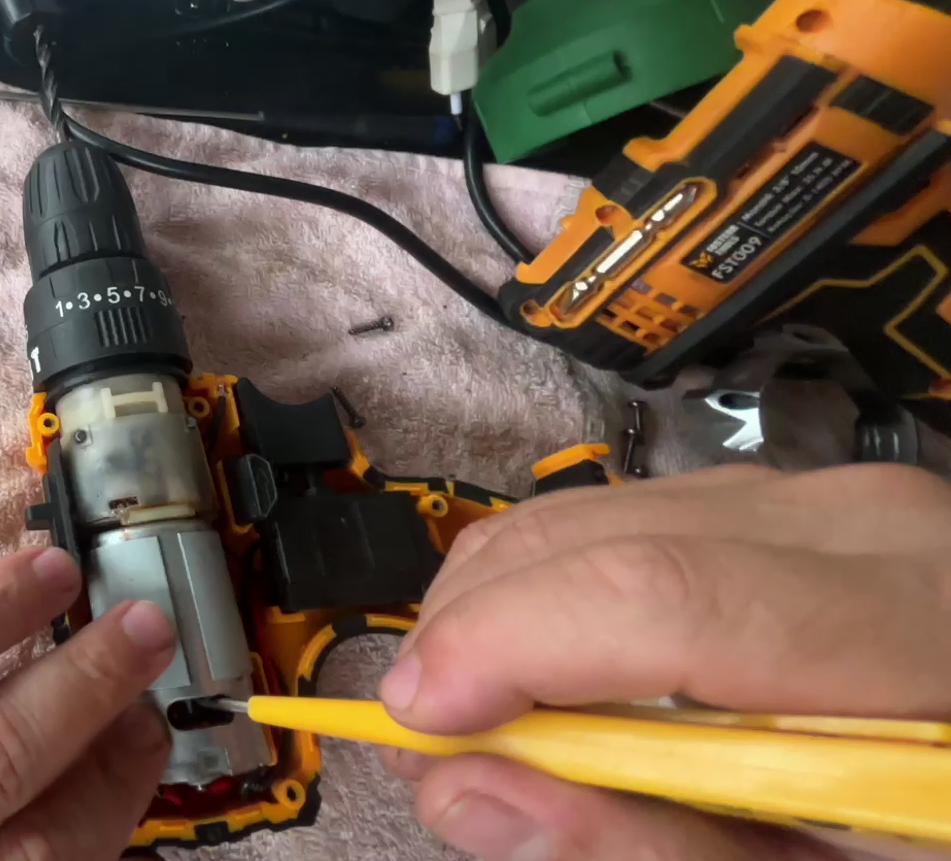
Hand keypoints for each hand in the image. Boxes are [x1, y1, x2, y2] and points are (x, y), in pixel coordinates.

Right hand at [377, 464, 950, 860]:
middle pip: (588, 544)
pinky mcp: (748, 495)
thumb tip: (458, 793)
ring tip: (462, 698)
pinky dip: (523, 581)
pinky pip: (587, 517)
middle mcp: (858, 523)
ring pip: (567, 519)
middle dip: (469, 633)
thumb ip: (653, 847)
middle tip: (419, 730)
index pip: (660, 598)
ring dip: (480, 605)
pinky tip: (522, 652)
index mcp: (930, 635)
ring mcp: (798, 493)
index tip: (419, 720)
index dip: (510, 645)